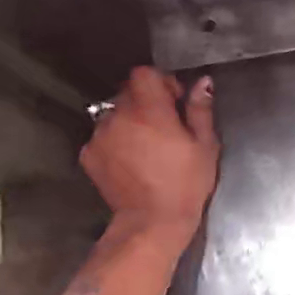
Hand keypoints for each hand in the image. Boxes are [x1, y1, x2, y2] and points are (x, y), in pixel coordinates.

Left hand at [80, 67, 219, 240]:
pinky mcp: (89, 154)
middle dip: (148, 102)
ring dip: (131, 122)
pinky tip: (134, 162)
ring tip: (149, 148)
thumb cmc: (187, 183)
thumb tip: (202, 83)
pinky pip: (104, 136)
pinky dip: (117, 141)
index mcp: (149, 111)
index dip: (162, 82)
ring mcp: (100, 135)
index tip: (175, 102)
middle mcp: (118, 117)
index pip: (144, 74)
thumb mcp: (205, 146)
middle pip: (128, 92)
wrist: (153, 220)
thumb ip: (200, 110)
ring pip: (115, 114)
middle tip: (167, 128)